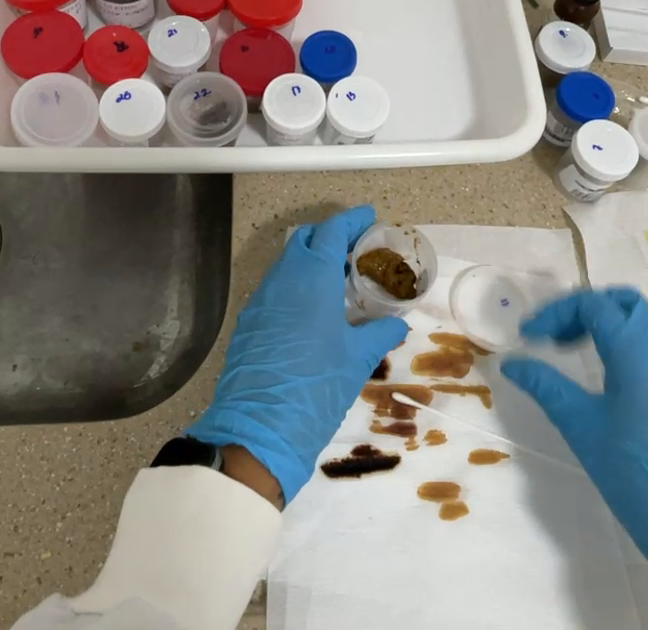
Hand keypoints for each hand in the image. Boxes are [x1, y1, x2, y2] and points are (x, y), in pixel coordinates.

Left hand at [186, 205, 408, 503]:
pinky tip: (314, 306)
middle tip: (356, 248)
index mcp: (311, 279)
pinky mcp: (250, 322)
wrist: (259, 430)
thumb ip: (378, 333)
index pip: (330, 231)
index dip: (351, 220)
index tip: (369, 217)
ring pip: (287, 263)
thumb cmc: (316, 387)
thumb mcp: (356, 360)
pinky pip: (276, 287)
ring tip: (339, 277)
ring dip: (312, 259)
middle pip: (305, 240)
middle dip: (330, 235)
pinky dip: (296, 282)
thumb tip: (397, 323)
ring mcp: (261, 301)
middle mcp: (282, 280)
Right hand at [501, 288, 647, 575]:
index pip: (592, 305)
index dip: (556, 313)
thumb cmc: (631, 469)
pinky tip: (640, 370)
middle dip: (589, 310)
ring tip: (601, 345)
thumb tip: (510, 362)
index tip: (531, 337)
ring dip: (627, 320)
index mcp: (635, 347)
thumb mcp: (579, 425)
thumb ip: (545, 385)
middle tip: (560, 338)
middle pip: (627, 303)